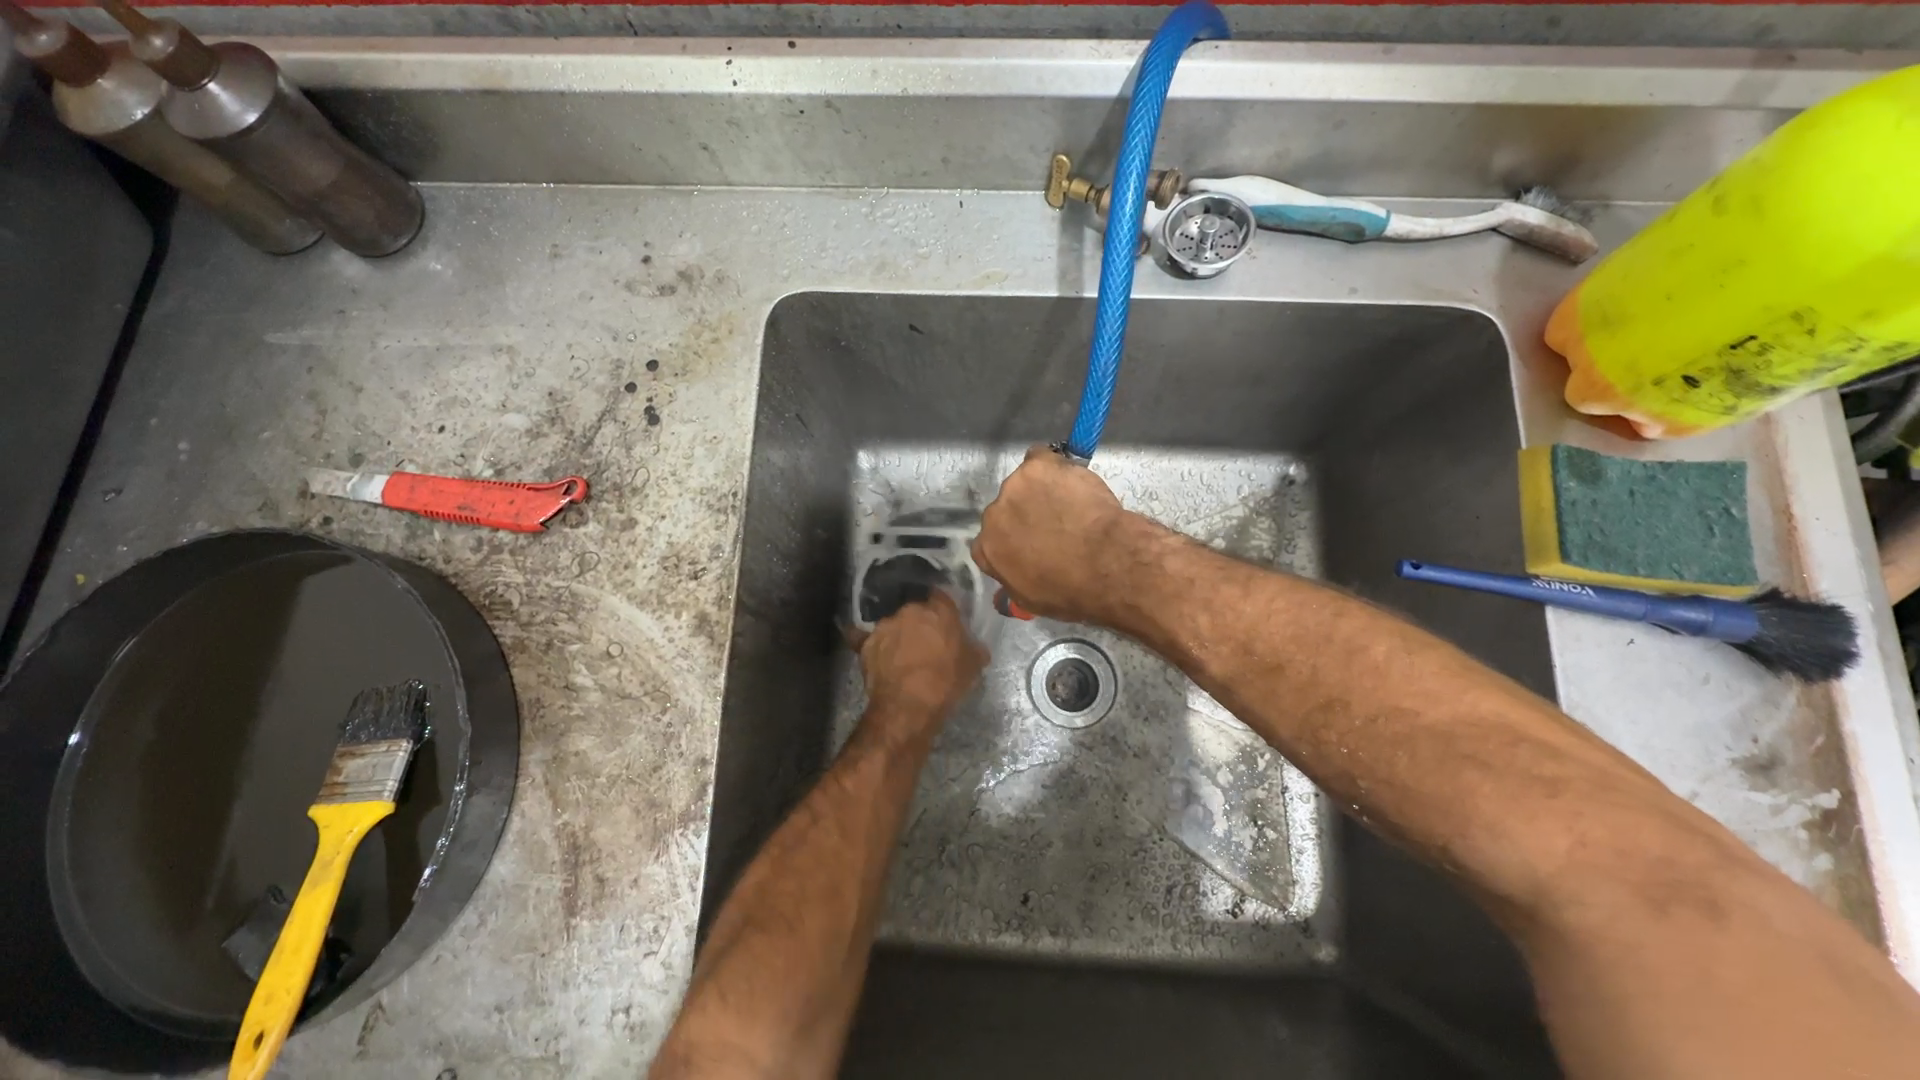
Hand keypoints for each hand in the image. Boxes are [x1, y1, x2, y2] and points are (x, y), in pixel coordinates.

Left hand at [850, 590, 987, 744]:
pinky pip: (862, 637)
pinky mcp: (865, 643)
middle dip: (920, 622)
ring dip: (898, 633)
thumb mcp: (974, 666)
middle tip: (926, 641)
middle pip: (915, 610)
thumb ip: (975, 649)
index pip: (942, 596)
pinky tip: (864, 644)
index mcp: (939, 610)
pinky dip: (866, 640)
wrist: (908, 705)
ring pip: (893, 624)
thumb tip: (976, 646)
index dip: (943, 609)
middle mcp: (909, 610)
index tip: (946, 621)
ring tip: (901, 654)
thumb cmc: (946, 682)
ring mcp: (884, 625)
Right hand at [972, 445, 1169, 624]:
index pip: (988, 541)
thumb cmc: (1071, 590)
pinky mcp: (1039, 466)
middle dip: (1027, 514)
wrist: (1105, 562)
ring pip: (1026, 482)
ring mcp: (1015, 487)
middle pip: (1007, 508)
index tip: (1031, 544)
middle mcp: (993, 516)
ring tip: (1073, 505)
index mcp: (987, 550)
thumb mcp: (1033, 602)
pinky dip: (1056, 466)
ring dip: (1044, 490)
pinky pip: (1042, 457)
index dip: (1011, 540)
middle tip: (1057, 525)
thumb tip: (1004, 594)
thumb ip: (1013, 584)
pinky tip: (1073, 479)